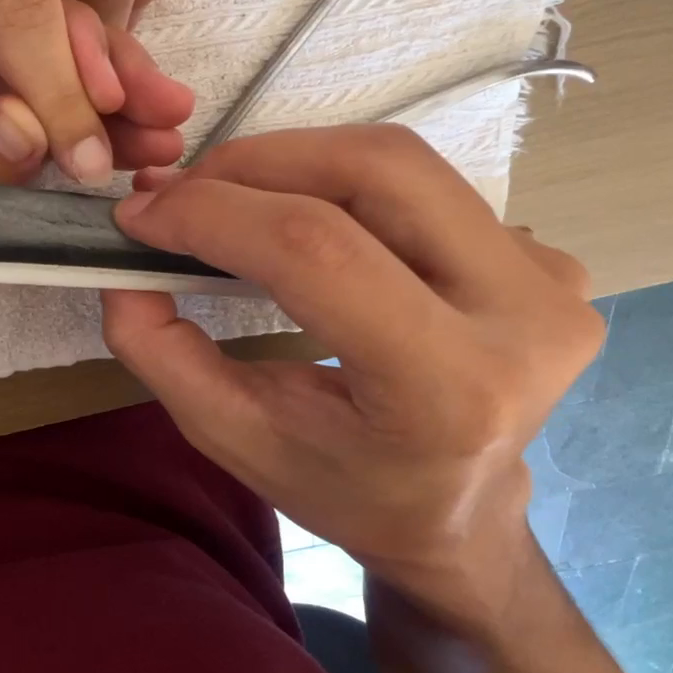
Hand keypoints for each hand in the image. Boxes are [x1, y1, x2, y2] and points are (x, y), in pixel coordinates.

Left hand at [0, 0, 192, 421]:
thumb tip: (36, 112)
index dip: (49, 45)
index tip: (116, 96)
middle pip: (9, 52)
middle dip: (93, 72)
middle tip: (169, 108)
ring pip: (28, 93)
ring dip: (99, 110)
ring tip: (169, 139)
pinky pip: (27, 141)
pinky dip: (79, 147)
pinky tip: (132, 164)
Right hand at [99, 126, 603, 588]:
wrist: (456, 510)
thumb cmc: (339, 486)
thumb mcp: (228, 435)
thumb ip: (159, 352)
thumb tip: (123, 267)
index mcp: (446, 388)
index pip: (316, 252)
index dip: (212, 215)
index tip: (138, 216)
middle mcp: (524, 317)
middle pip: (376, 172)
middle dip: (255, 162)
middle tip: (181, 190)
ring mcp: (550, 277)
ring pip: (399, 163)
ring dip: (291, 162)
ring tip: (226, 198)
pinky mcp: (546, 254)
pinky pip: (419, 187)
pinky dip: (336, 187)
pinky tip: (303, 226)